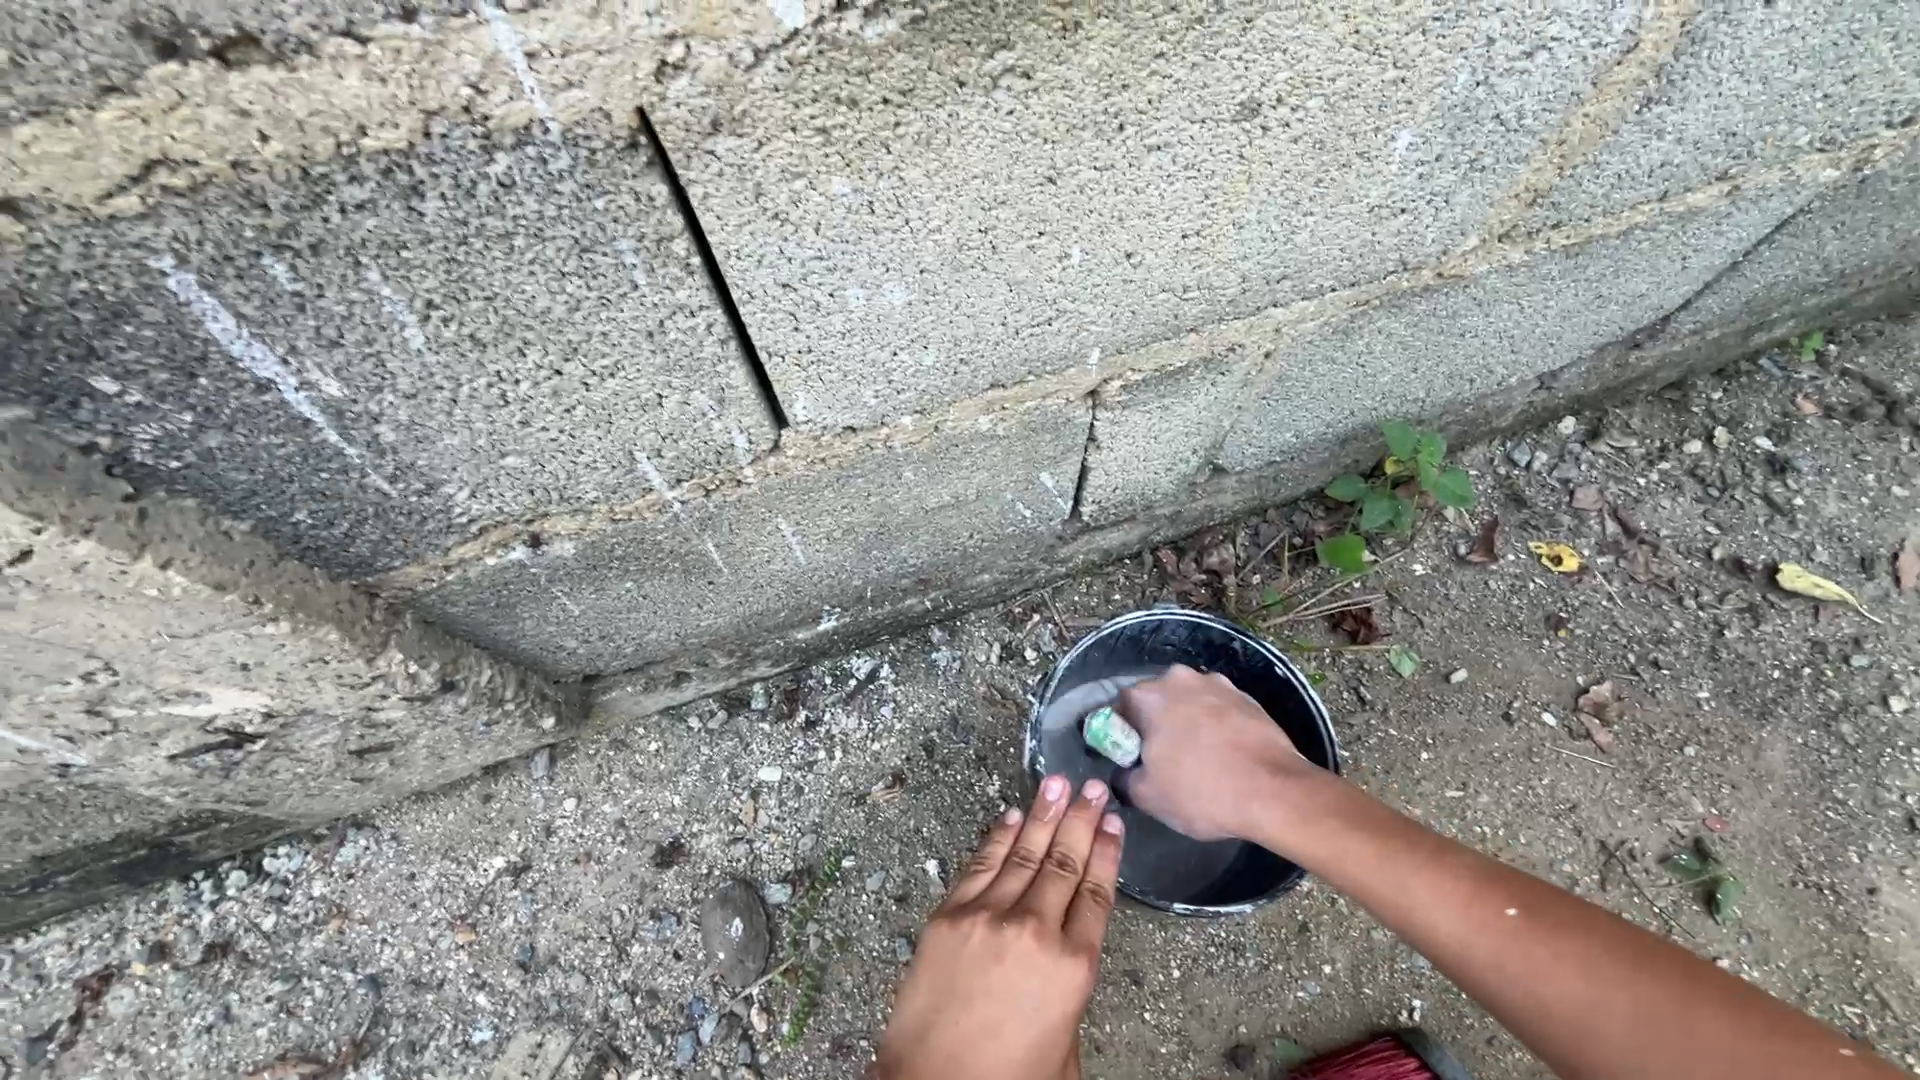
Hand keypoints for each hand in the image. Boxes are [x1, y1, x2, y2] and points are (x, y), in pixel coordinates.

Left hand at [870, 775, 1124, 1079]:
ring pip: (1025, 853)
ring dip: (1044, 814)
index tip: (1113, 823)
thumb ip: (1068, 988)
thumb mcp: (1064, 1046)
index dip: (1107, 853)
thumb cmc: (1006, 1079)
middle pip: (1065, 863)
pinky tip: (1013, 816)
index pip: (1096, 893)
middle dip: (1081, 820)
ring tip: (1059, 782)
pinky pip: (981, 865)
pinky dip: (999, 837)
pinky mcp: (950, 915)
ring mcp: (988, 916)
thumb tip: (1063, 950)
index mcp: (1072, 967)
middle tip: (1093, 787)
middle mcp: (1034, 930)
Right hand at [1117, 663, 1318, 841]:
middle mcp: (1179, 679)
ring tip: (1199, 757)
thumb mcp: (1146, 796)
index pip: (1120, 707)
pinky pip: (1218, 709)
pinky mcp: (1247, 697)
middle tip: (1164, 759)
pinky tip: (1225, 754)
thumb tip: (1124, 772)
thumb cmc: (1201, 791)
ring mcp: (1217, 684)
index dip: (1122, 733)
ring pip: (1189, 702)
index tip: (1133, 757)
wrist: (1275, 792)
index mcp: (1148, 696)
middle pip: (1156, 700)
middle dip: (1156, 724)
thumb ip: (1124, 778)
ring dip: (1188, 722)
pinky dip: (1216, 726)